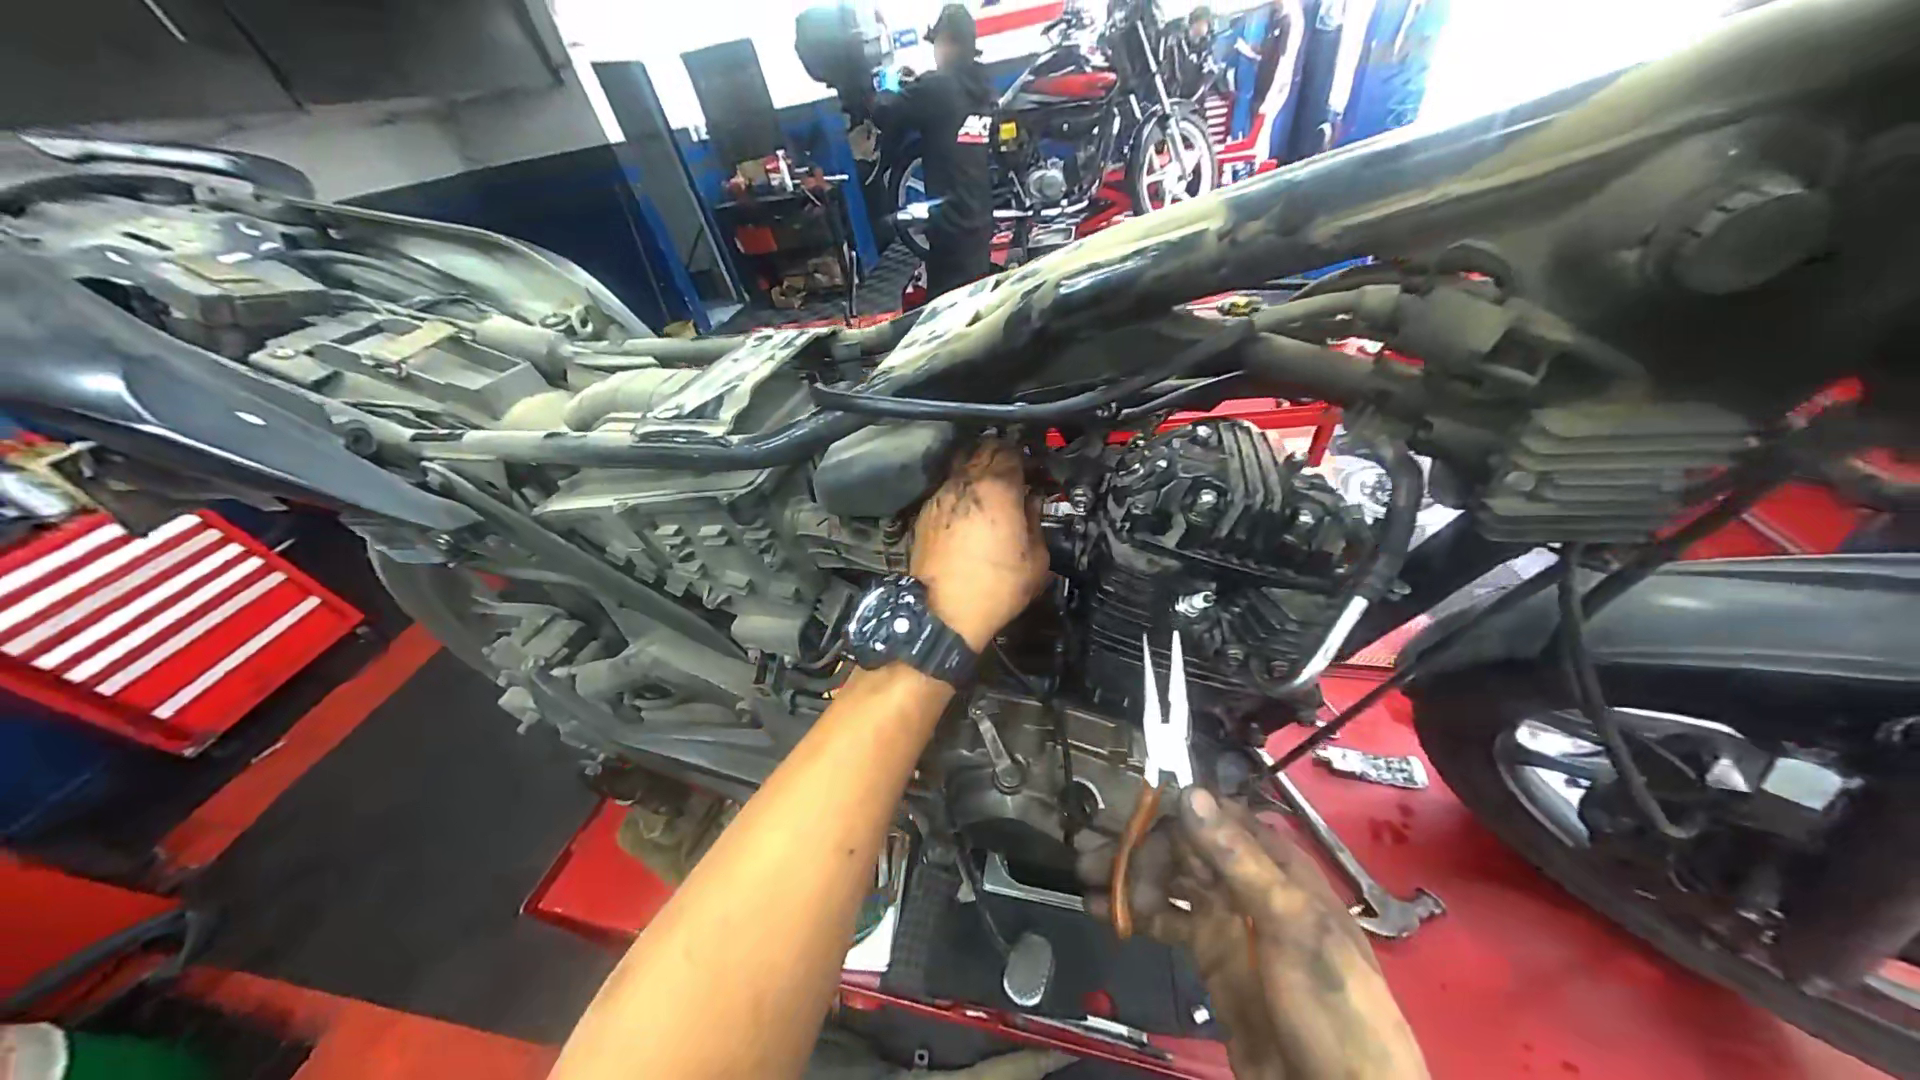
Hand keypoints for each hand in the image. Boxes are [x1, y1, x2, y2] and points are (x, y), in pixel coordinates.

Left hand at [910, 440, 1050, 651]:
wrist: (945, 612)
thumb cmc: (995, 587)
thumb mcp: (1036, 559)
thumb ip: (1035, 521)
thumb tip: (1031, 503)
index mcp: (997, 488)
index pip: (1011, 451)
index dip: (1024, 456)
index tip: (1032, 469)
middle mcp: (965, 483)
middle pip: (983, 450)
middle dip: (1000, 457)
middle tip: (1013, 474)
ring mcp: (941, 497)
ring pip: (961, 468)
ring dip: (977, 472)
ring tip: (991, 493)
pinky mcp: (925, 514)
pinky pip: (947, 490)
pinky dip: (960, 492)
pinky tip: (969, 512)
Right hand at [1079, 788, 1427, 1079]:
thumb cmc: (1332, 1008)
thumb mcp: (1290, 926)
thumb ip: (1238, 859)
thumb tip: (1188, 793)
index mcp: (1275, 865)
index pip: (1213, 818)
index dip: (1170, 815)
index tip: (1128, 822)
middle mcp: (1247, 882)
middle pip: (1182, 848)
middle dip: (1137, 849)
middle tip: (1092, 862)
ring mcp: (1226, 920)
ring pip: (1168, 882)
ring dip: (1128, 877)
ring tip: (1086, 881)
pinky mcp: (1209, 956)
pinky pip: (1165, 922)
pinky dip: (1135, 914)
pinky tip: (1103, 913)